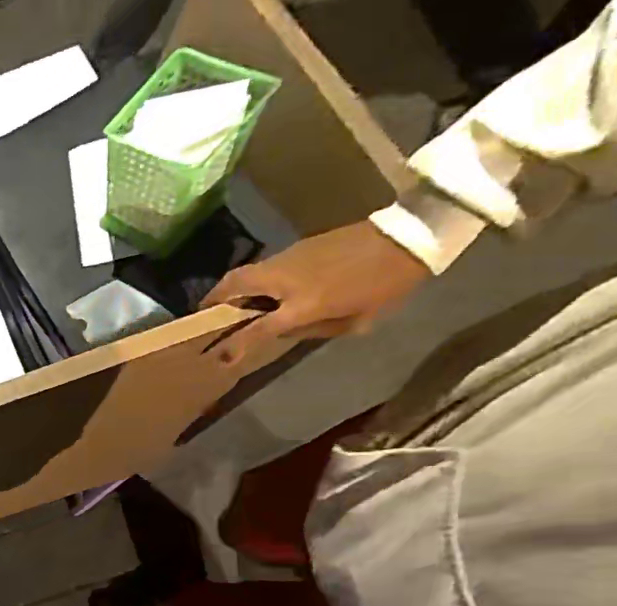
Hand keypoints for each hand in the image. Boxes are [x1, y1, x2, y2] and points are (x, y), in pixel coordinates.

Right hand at [201, 221, 432, 366]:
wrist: (412, 236)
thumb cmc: (385, 285)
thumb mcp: (353, 320)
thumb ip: (312, 329)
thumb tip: (285, 330)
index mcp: (302, 304)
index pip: (257, 329)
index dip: (235, 345)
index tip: (219, 357)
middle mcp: (286, 279)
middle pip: (235, 286)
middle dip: (214, 300)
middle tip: (204, 314)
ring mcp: (290, 258)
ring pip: (247, 273)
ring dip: (233, 289)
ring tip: (230, 303)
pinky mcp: (300, 246)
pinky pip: (267, 266)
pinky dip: (256, 280)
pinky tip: (265, 289)